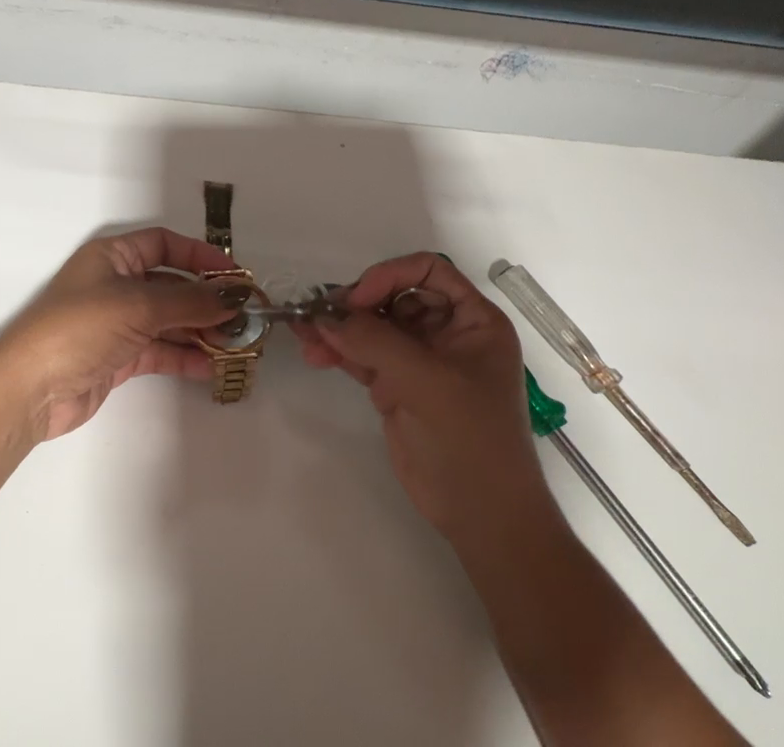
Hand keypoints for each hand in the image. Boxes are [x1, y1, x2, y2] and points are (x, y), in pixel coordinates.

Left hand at [0, 228, 241, 440]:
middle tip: (246, 316)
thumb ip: (190, 302)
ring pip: (169, 321)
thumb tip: (233, 298)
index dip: (200, 256)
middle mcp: (115, 285)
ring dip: (202, 330)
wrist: (33, 387)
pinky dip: (186, 356)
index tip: (235, 275)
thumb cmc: (79, 327)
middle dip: (207, 300)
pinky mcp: (119, 358)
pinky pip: (161, 351)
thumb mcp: (137, 305)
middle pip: (171, 285)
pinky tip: (213, 365)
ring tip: (238, 343)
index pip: (164, 245)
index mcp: (112, 257)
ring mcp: (117, 323)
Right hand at [291, 254, 557, 545]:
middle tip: (319, 317)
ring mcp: (420, 362)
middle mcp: (448, 334)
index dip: (390, 276)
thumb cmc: (470, 438)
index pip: (429, 272)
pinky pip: (363, 356)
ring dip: (340, 327)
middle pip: (394, 297)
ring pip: (373, 327)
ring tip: (303, 335)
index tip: (357, 301)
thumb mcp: (426, 381)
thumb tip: (324, 316)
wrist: (480, 511)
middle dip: (356, 304)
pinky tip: (312, 350)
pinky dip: (338, 350)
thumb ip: (374, 342)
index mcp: (474, 321)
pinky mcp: (397, 387)